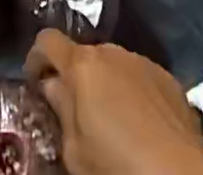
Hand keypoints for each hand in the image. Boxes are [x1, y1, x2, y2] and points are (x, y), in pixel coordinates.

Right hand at [25, 30, 202, 174]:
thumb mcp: (74, 150)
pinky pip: (137, 76)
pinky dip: (130, 91)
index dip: (36, 58)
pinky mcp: (167, 77)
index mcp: (83, 65)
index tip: (35, 81)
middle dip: (74, 77)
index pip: (47, 40)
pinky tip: (137, 123)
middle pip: (82, 54)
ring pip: (111, 64)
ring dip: (103, 83)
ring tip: (109, 120)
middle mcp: (112, 52)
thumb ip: (60, 110)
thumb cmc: (117, 166)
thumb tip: (52, 88)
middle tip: (72, 111)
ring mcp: (142, 61)